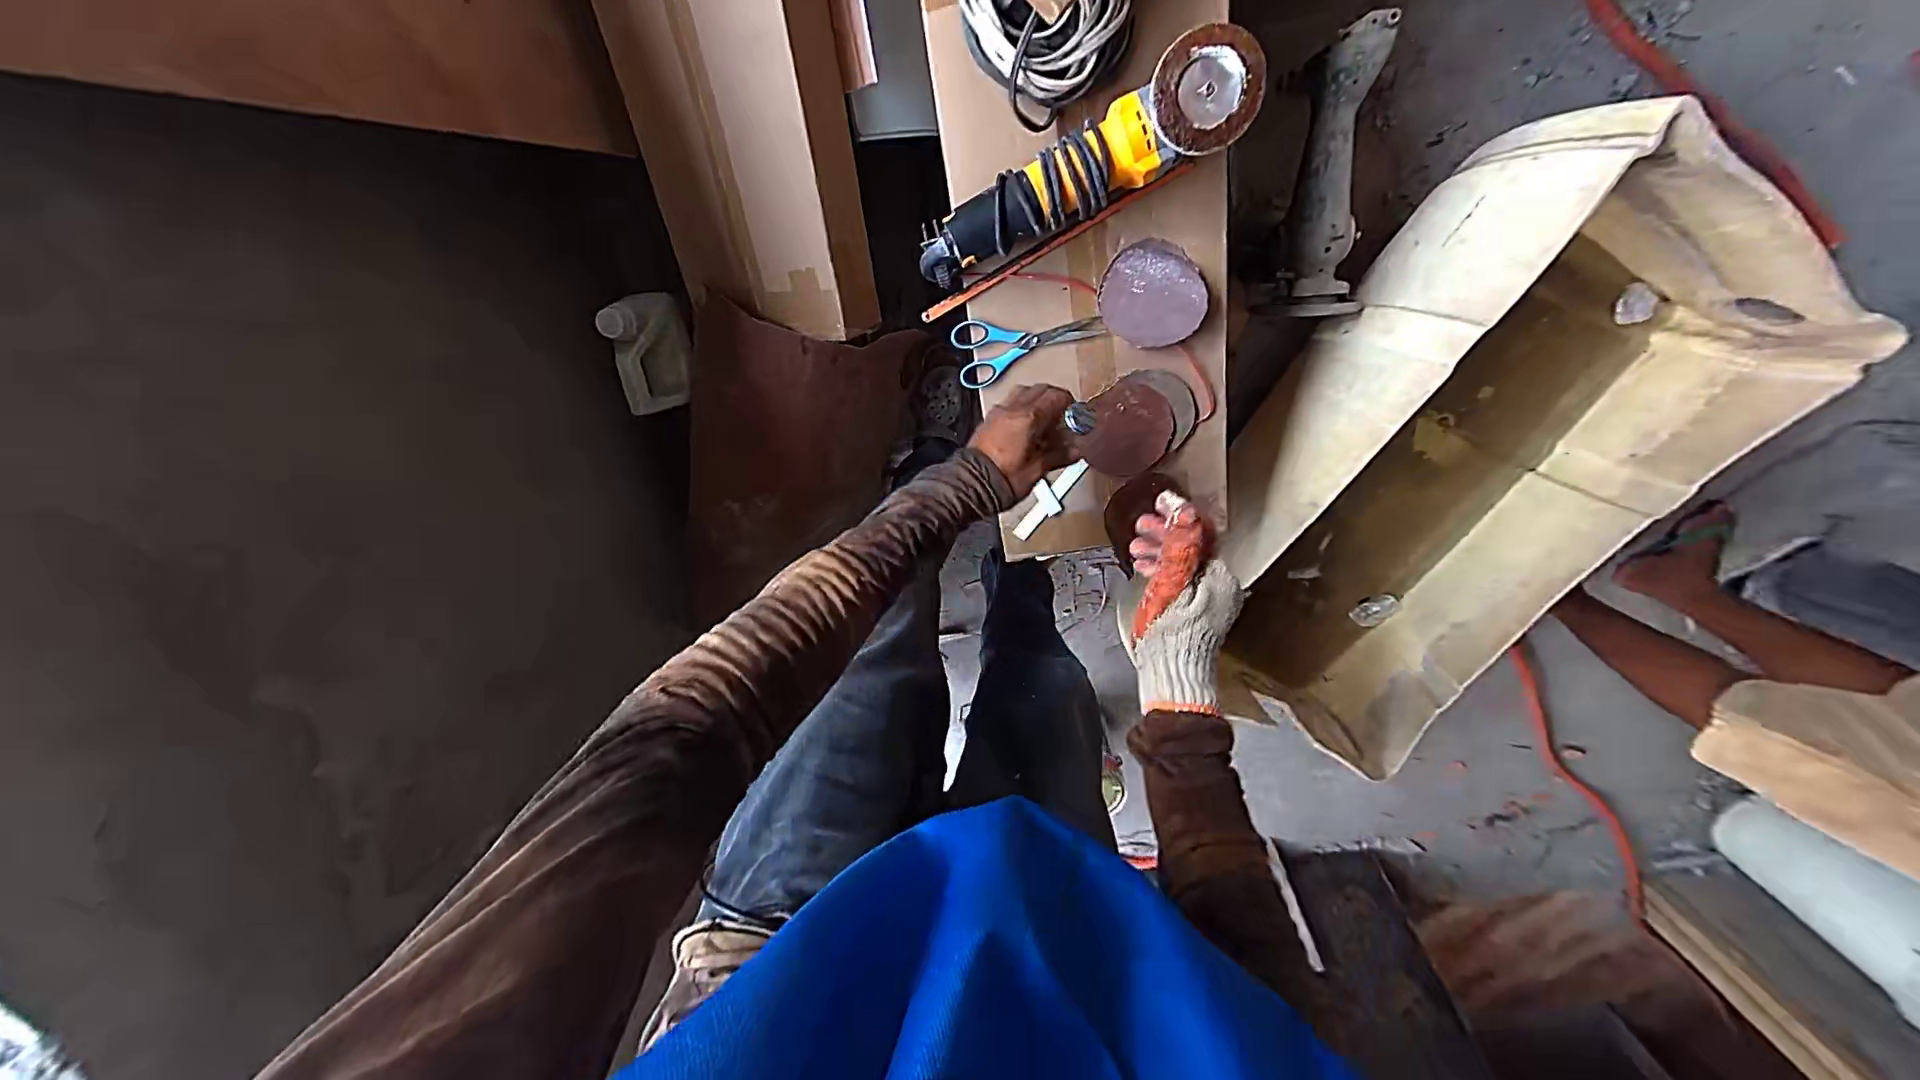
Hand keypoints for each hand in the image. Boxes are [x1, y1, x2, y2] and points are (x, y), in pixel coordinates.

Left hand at [968, 384, 1078, 492]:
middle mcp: (1012, 410)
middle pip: (1040, 389)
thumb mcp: (1037, 470)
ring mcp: (997, 413)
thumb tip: (1074, 451)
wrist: (971, 486)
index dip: (1070, 404)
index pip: (1056, 396)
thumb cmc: (1000, 480)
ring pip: (1023, 392)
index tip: (1075, 416)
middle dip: (1054, 399)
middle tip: (1061, 418)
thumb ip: (1059, 455)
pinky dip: (1020, 409)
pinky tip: (1024, 429)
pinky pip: (1008, 404)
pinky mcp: (988, 421)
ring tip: (1043, 421)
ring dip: (1036, 400)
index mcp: (1028, 418)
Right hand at [1121, 490, 1243, 714]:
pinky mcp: (1197, 612)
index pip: (1203, 534)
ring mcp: (1211, 601)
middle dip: (1167, 533)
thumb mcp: (1170, 586)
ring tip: (1136, 547)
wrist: (1172, 679)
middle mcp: (1222, 587)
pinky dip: (1164, 570)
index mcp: (1221, 578)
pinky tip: (1145, 569)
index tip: (1161, 502)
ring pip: (1186, 562)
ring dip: (1161, 550)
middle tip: (1142, 524)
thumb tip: (1184, 513)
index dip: (1180, 515)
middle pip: (1195, 547)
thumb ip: (1178, 548)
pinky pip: (1183, 579)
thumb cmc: (1170, 640)